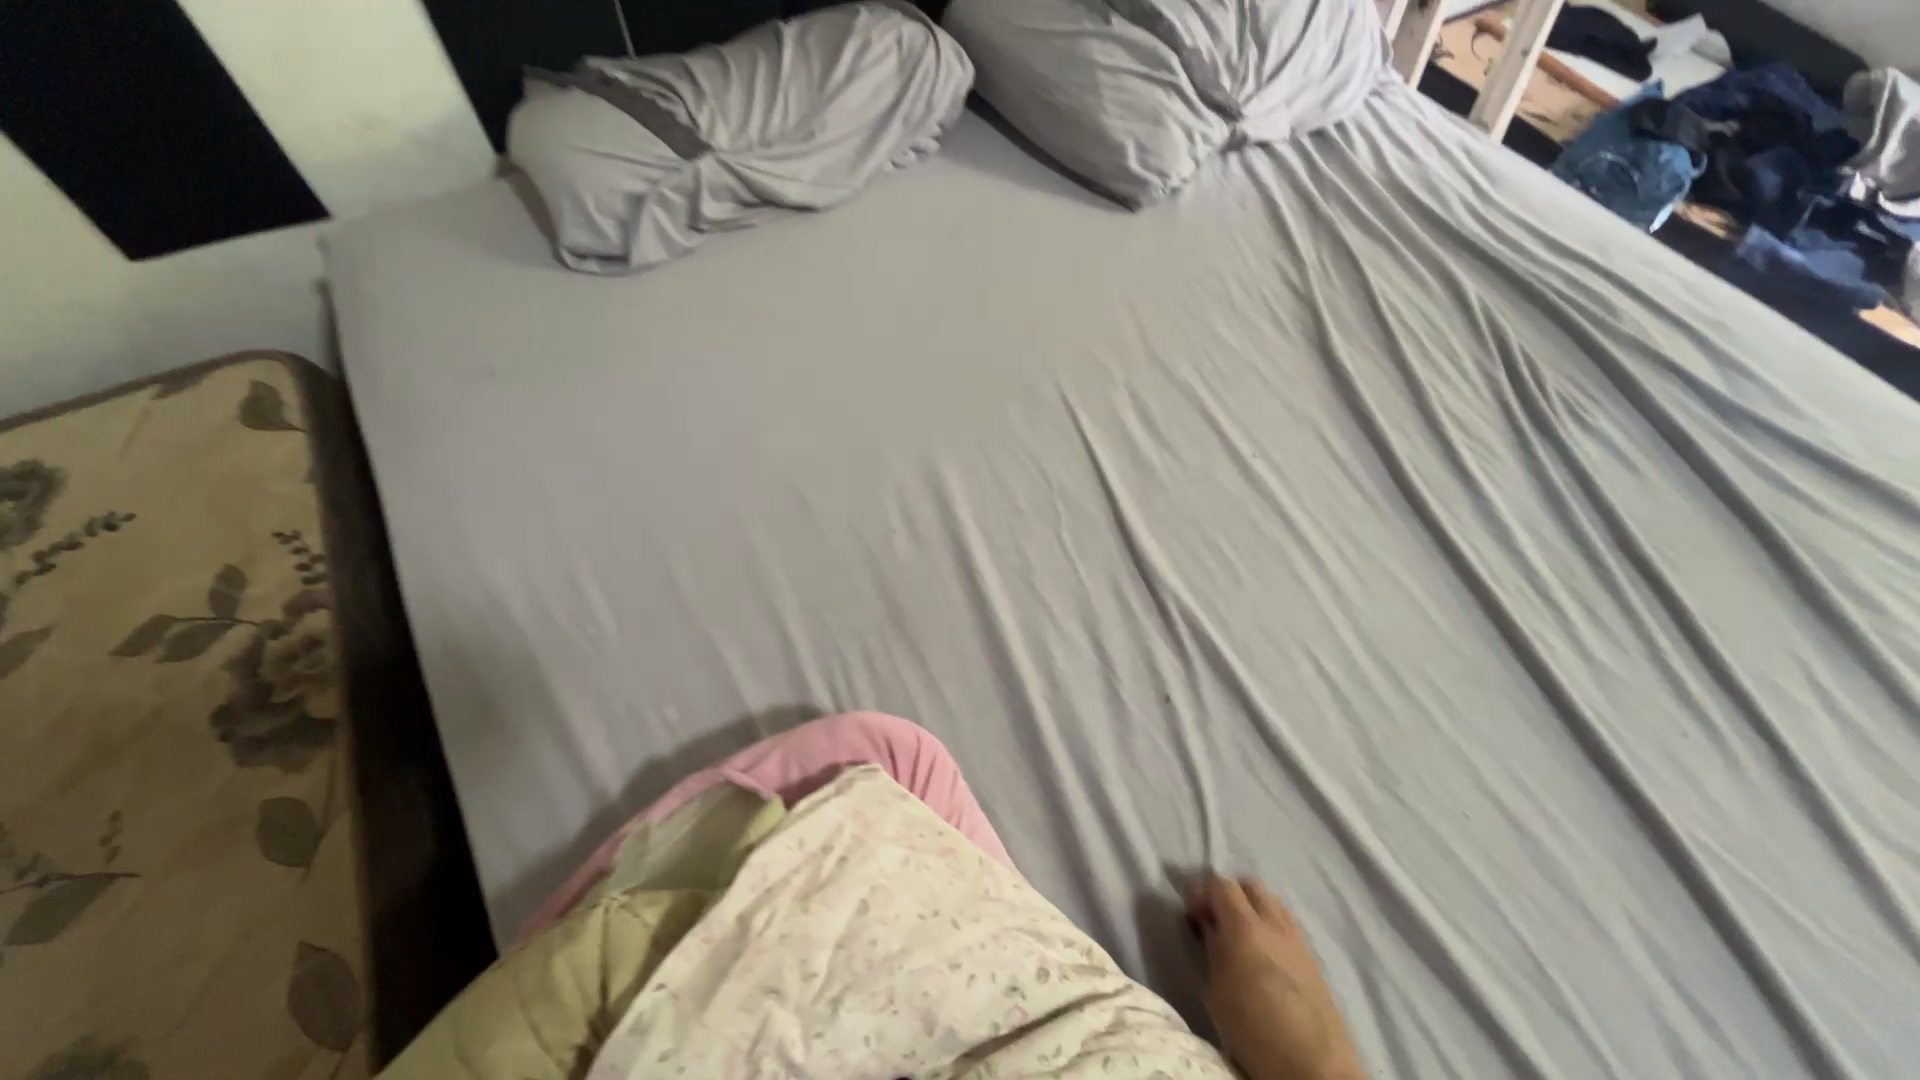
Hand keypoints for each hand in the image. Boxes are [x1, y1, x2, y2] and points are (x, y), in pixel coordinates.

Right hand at [1185, 876, 1364, 1079]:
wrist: (1313, 1067)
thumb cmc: (1254, 1032)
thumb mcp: (1217, 993)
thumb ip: (1213, 951)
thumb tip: (1212, 929)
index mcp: (1244, 928)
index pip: (1221, 885)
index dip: (1201, 891)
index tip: (1190, 911)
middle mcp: (1273, 925)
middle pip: (1250, 885)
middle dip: (1228, 893)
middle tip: (1213, 918)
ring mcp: (1297, 940)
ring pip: (1272, 901)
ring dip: (1252, 907)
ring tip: (1239, 934)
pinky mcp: (1312, 958)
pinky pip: (1287, 924)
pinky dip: (1270, 925)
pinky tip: (1263, 953)